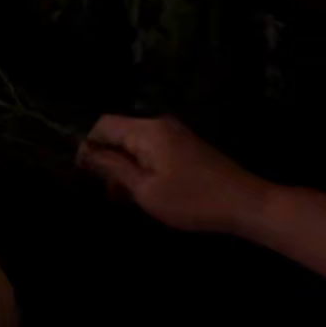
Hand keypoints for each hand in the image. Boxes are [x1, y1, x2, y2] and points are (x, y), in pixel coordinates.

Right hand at [77, 115, 273, 233]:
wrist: (244, 202)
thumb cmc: (192, 200)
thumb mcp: (145, 189)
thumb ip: (114, 167)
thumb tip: (86, 152)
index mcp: (147, 129)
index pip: (104, 124)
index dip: (88, 145)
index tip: (81, 174)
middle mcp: (159, 123)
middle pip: (120, 133)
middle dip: (107, 160)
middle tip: (104, 194)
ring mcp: (175, 133)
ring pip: (135, 143)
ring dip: (124, 167)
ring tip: (123, 199)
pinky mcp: (185, 145)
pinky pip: (152, 149)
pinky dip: (142, 167)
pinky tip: (144, 193)